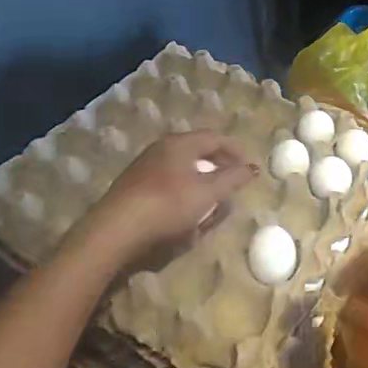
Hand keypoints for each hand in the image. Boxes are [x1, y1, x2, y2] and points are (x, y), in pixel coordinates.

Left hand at [65, 131, 257, 261]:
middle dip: (218, 160)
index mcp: (180, 143)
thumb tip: (252, 168)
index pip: (215, 137)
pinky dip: (184, 182)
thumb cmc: (167, 206)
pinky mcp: (133, 183)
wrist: (114, 230)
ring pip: (181, 162)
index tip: (248, 165)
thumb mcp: (207, 193)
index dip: (235, 150)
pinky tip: (185, 201)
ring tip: (212, 190)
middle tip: (233, 176)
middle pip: (197, 147)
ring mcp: (144, 164)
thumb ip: (232, 179)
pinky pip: (167, 175)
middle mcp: (161, 147)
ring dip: (201, 172)